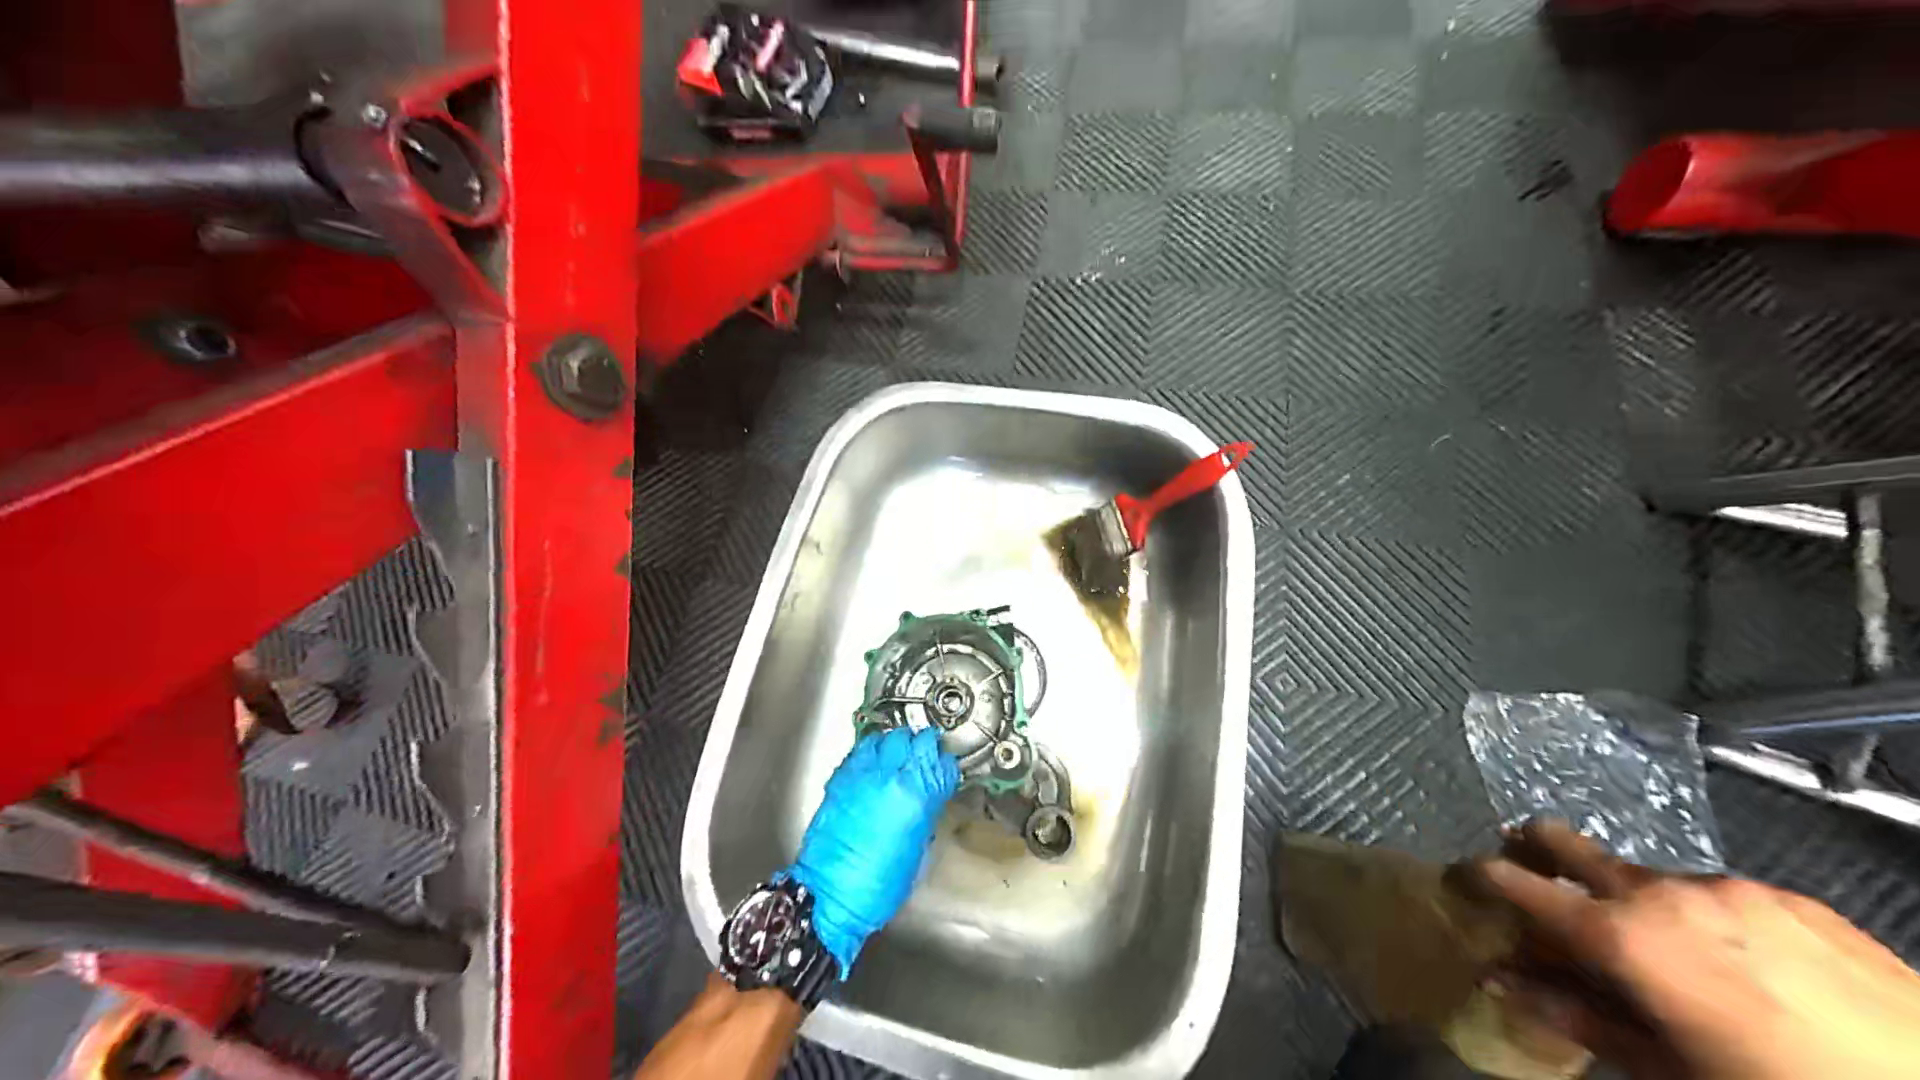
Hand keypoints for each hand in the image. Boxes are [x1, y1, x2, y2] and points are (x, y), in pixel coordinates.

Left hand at [786, 728, 959, 976]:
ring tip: (901, 752)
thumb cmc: (877, 884)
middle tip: (926, 754)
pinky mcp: (841, 777)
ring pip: (887, 737)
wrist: (831, 895)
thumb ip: (926, 811)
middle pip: (915, 740)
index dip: (946, 764)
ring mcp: (863, 773)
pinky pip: (862, 750)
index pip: (941, 763)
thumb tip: (929, 794)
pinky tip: (877, 761)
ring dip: (897, 743)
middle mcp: (890, 777)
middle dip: (924, 746)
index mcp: (916, 796)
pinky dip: (873, 750)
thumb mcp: (918, 848)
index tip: (946, 768)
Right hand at [1465, 819, 1919, 1079]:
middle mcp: (1660, 891)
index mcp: (1621, 934)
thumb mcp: (1667, 1072)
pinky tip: (1746, 966)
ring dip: (1631, 899)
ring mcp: (1730, 888)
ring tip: (1670, 954)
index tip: (1461, 879)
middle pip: (1562, 840)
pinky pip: (1718, 893)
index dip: (1475, 875)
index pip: (1512, 880)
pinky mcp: (1793, 898)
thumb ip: (1576, 1016)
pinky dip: (1703, 916)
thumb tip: (1498, 980)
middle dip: (1530, 850)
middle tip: (1529, 875)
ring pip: (1645, 875)